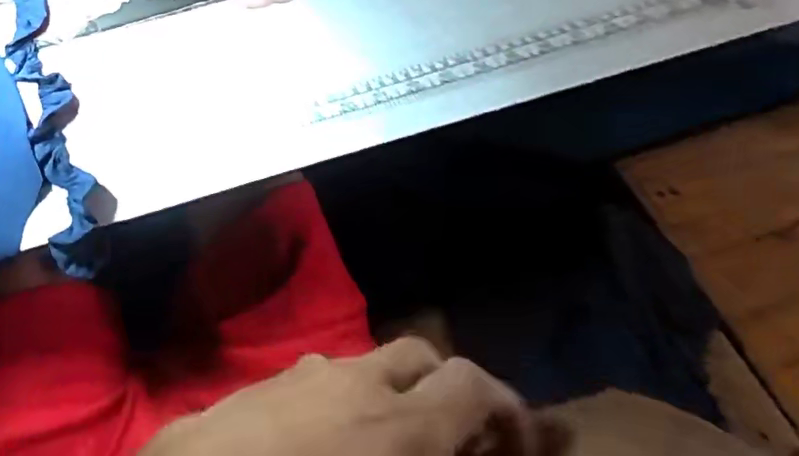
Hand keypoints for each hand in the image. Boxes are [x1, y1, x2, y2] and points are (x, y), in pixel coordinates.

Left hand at [140, 337, 570, 455]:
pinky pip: (331, 372)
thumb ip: (429, 443)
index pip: (471, 383)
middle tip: (460, 437)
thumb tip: (456, 441)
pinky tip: (336, 434)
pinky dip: (352, 393)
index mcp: (400, 425)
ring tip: (396, 438)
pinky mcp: (277, 377)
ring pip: (373, 361)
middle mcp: (361, 382)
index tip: (520, 437)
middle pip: (422, 356)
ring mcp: (314, 371)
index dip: (506, 404)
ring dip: (397, 389)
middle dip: (449, 387)